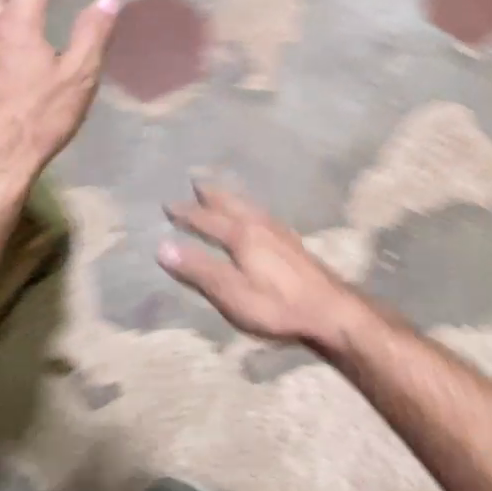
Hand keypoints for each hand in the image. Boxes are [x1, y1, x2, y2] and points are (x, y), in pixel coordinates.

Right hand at [158, 186, 367, 351]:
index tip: (167, 204)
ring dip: (231, 197)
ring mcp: (279, 231)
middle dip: (211, 195)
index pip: (207, 220)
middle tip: (196, 181)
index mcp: (242, 234)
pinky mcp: (292, 242)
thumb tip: (162, 245)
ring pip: (249, 205)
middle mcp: (260, 224)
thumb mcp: (230, 293)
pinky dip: (249, 207)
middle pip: (231, 204)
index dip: (186, 213)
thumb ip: (198, 269)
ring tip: (222, 191)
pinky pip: (262, 213)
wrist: (329, 308)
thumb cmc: (276, 304)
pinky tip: (256, 215)